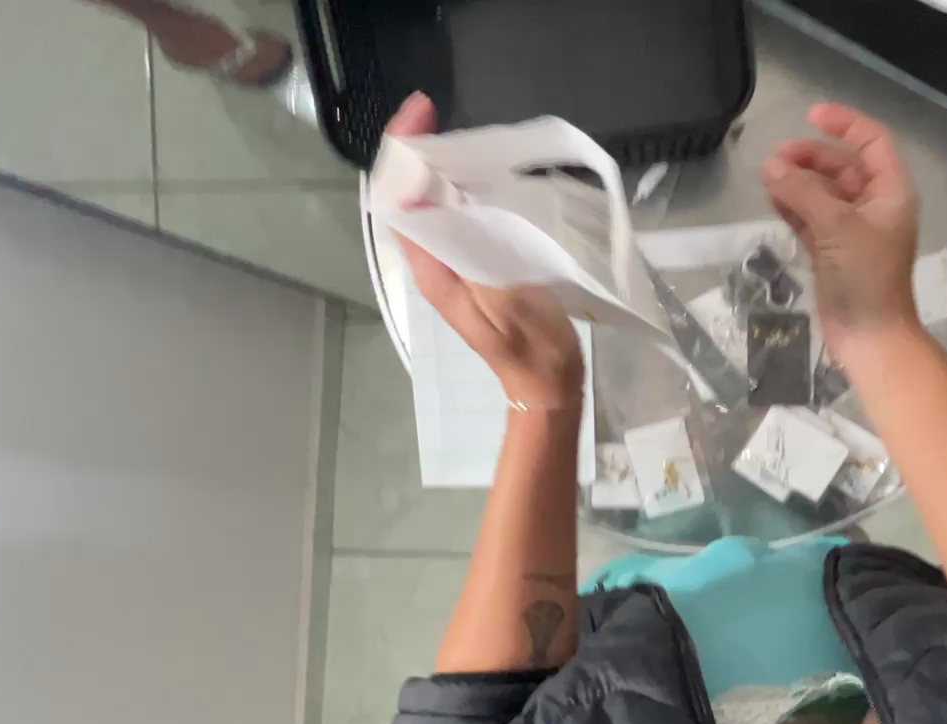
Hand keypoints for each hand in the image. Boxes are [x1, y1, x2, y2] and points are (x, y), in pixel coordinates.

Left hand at [385, 93, 584, 408]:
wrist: (546, 387)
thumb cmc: (533, 349)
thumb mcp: (508, 301)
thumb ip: (474, 254)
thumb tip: (440, 202)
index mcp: (436, 270)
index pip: (399, 199)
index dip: (403, 152)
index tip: (423, 112)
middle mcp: (436, 264)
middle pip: (409, 197)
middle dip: (416, 151)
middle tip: (439, 112)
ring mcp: (455, 268)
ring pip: (431, 206)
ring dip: (438, 168)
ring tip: (459, 135)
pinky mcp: (475, 270)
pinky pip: (456, 220)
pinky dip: (461, 191)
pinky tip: (482, 177)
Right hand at [760, 104, 922, 356]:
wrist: (869, 336)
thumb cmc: (866, 278)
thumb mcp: (837, 228)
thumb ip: (803, 193)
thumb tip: (771, 166)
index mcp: (890, 192)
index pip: (870, 142)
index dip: (843, 124)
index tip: (810, 116)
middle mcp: (873, 207)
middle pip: (841, 167)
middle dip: (810, 158)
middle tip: (776, 159)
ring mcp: (851, 232)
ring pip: (822, 195)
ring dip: (797, 183)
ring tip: (767, 177)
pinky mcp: (831, 254)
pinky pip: (811, 220)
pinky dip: (793, 208)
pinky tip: (773, 199)